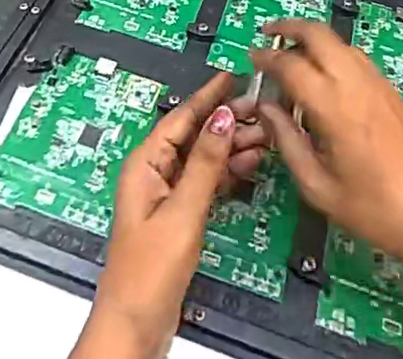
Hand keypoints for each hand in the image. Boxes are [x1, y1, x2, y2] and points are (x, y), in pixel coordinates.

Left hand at [75, 72, 268, 358]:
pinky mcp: (180, 212)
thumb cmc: (148, 271)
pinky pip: (207, 179)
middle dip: (227, 121)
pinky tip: (250, 162)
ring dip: (232, 145)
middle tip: (261, 108)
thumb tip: (222, 118)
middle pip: (195, 134)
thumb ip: (205, 162)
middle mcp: (155, 172)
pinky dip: (228, 170)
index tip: (232, 76)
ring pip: (204, 156)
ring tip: (264, 134)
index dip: (208, 95)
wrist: (137, 326)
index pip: (181, 116)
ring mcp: (168, 192)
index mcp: (146, 163)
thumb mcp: (183, 210)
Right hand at [251, 21, 402, 358]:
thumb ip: (286, 140)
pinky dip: (333, 52)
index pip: (290, 64)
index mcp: (333, 105)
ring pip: (339, 41)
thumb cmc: (373, 208)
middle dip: (289, 27)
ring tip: (292, 54)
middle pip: (317, 33)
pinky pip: (355, 57)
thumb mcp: (317, 185)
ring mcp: (376, 83)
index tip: (251, 58)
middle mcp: (355, 83)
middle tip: (268, 34)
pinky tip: (324, 75)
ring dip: (313, 38)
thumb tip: (267, 110)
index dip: (266, 57)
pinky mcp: (390, 90)